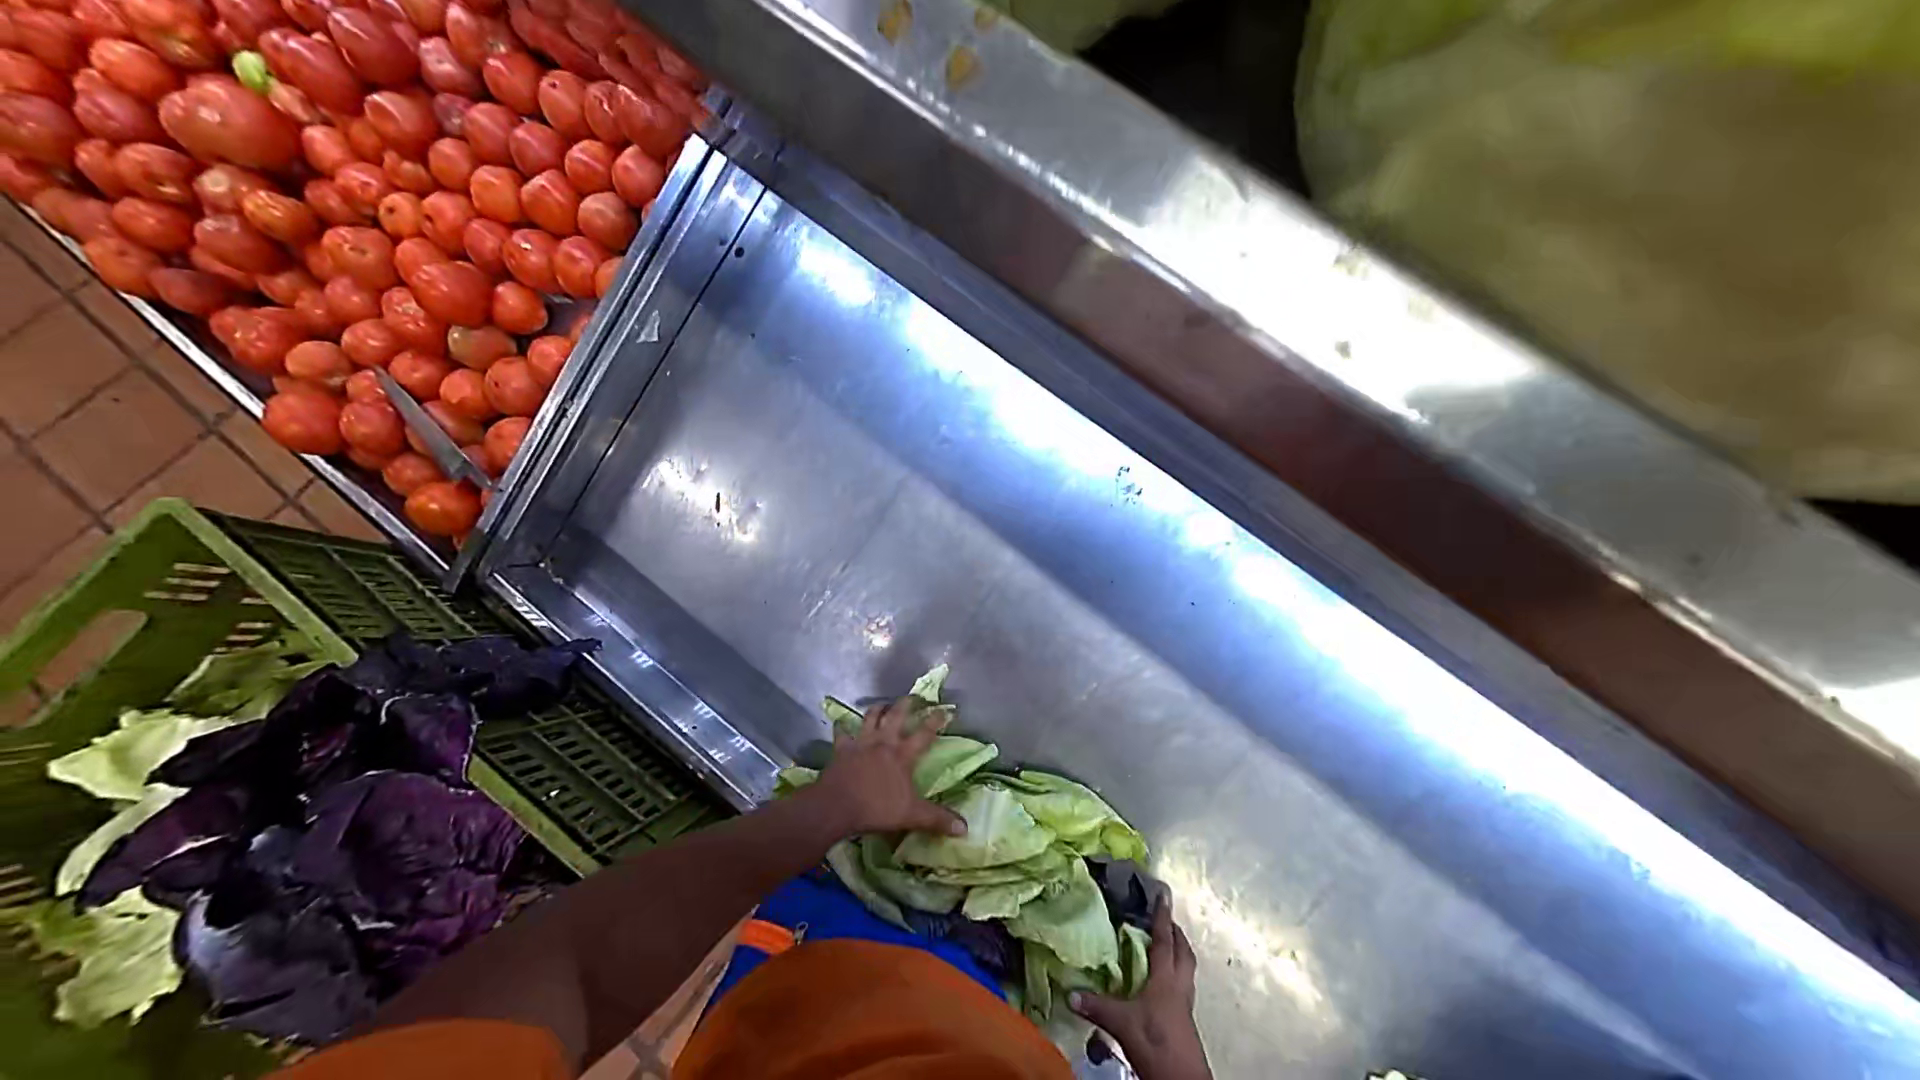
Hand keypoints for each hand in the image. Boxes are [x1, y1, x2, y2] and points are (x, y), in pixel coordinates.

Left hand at [808, 697, 967, 837]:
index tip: (945, 709)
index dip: (936, 721)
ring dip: (877, 709)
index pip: (925, 733)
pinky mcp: (841, 750)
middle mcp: (883, 742)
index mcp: (902, 755)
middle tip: (912, 696)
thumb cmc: (877, 808)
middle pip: (896, 716)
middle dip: (906, 704)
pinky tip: (841, 724)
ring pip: (870, 718)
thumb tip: (965, 829)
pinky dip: (842, 728)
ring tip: (882, 704)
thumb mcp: (912, 815)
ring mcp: (861, 743)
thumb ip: (938, 819)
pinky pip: (842, 734)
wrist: (837, 806)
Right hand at [1072, 896, 1211, 1079]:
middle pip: (1183, 953)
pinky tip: (1158, 983)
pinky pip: (1181, 987)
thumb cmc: (1155, 1042)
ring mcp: (1184, 1006)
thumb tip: (1070, 992)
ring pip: (1185, 970)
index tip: (1164, 894)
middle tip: (1165, 919)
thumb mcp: (1121, 1023)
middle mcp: (1179, 987)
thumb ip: (1097, 1006)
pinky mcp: (1183, 1021)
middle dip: (1176, 934)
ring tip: (1163, 945)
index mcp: (1166, 979)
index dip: (1163, 917)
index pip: (1164, 941)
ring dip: (1177, 954)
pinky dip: (1172, 976)